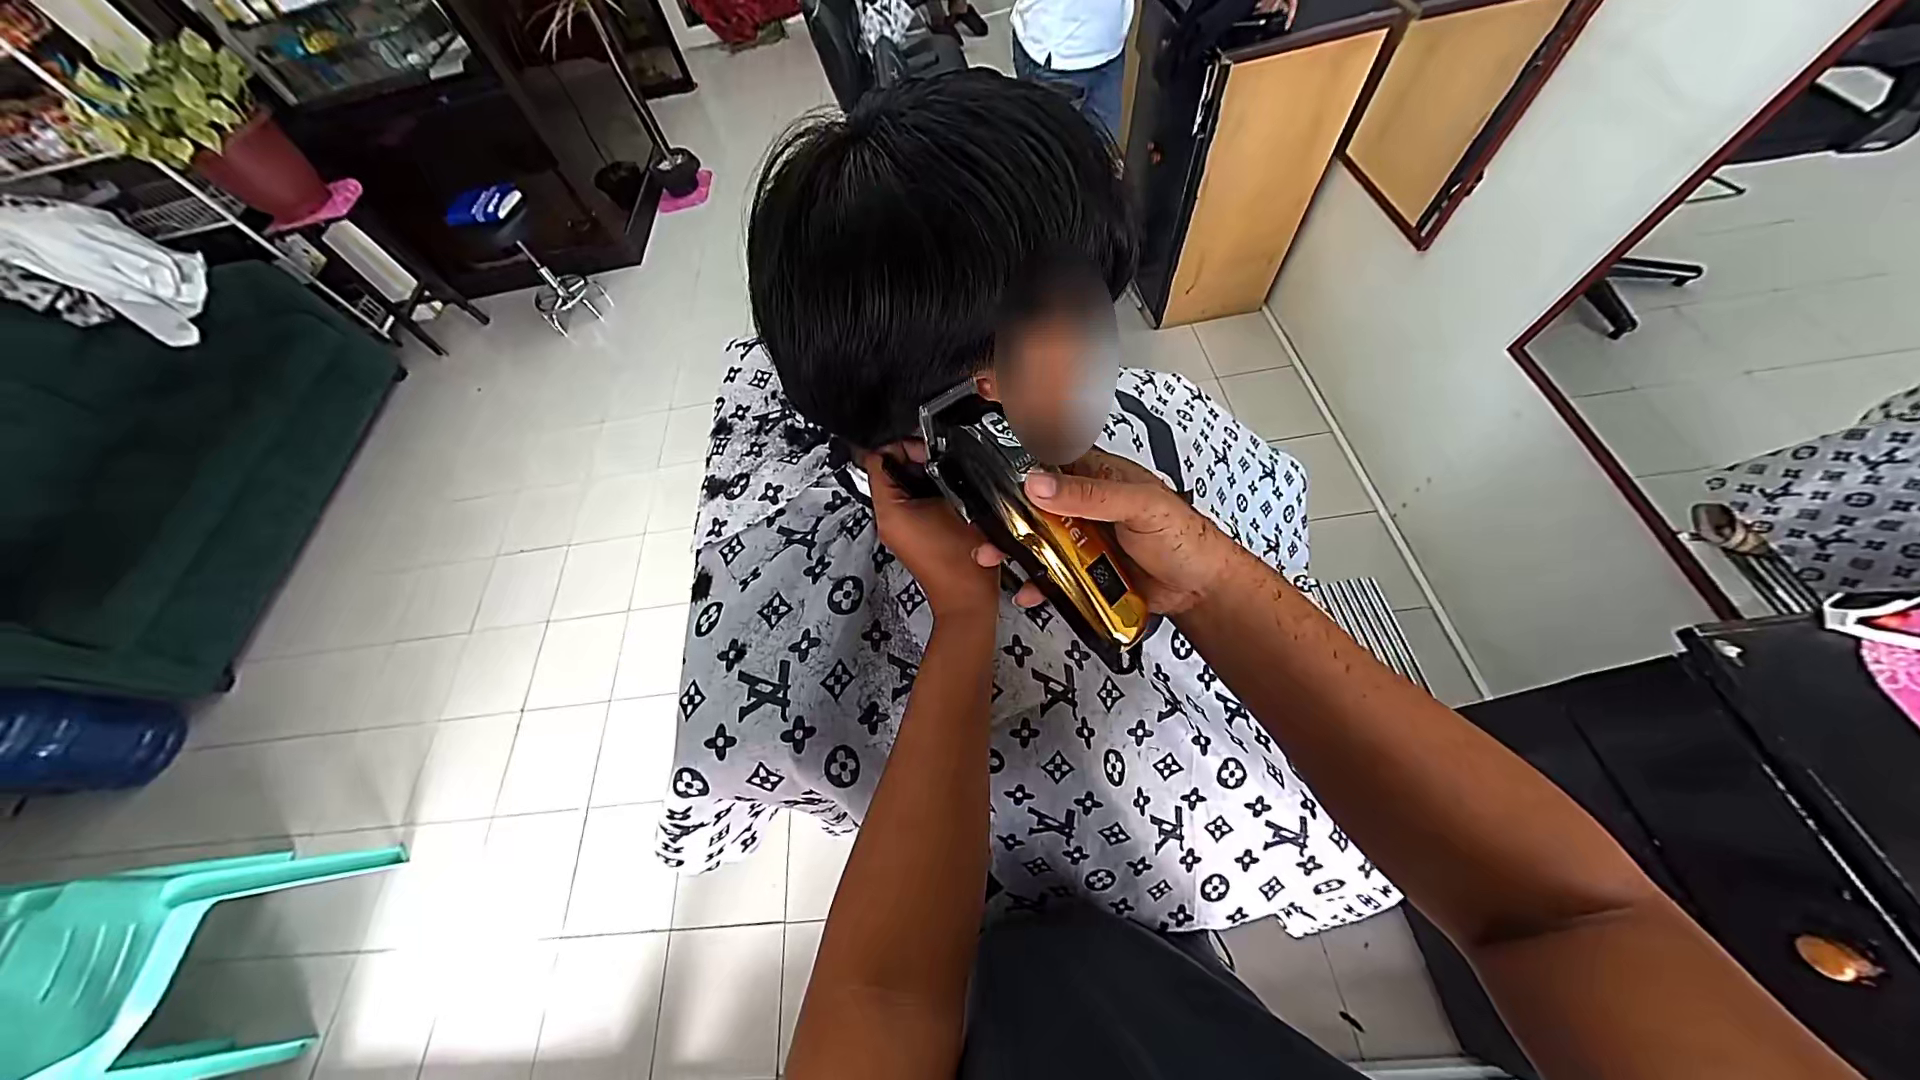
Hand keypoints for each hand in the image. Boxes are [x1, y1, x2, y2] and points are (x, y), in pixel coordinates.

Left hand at [862, 447, 1001, 622]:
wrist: (967, 598)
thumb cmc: (961, 564)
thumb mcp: (957, 504)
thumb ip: (943, 475)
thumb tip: (937, 458)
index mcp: (888, 510)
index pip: (878, 459)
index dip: (903, 446)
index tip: (926, 450)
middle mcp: (887, 520)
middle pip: (890, 472)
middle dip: (915, 461)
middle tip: (940, 463)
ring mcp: (898, 530)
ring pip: (903, 488)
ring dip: (924, 479)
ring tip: (948, 481)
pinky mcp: (912, 536)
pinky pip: (913, 505)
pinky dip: (928, 496)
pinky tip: (950, 500)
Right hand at [982, 449, 1238, 614]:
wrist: (1201, 589)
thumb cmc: (1184, 536)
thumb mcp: (1138, 506)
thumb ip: (1090, 494)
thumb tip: (1041, 485)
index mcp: (1099, 478)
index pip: (1053, 465)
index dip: (1023, 470)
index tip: (994, 482)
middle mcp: (1087, 508)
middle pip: (1037, 510)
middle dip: (1009, 520)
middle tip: (987, 530)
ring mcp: (1085, 542)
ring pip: (1041, 544)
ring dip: (1017, 553)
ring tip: (994, 559)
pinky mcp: (1086, 572)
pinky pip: (1054, 576)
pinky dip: (1038, 585)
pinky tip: (1028, 590)